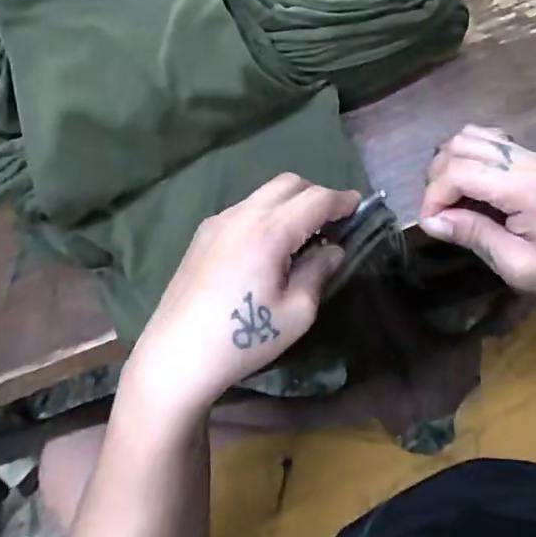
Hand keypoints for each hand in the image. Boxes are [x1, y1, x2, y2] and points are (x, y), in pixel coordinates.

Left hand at [123, 174, 359, 421]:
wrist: (178, 353)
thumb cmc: (244, 337)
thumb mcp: (296, 312)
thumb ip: (318, 272)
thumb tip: (332, 249)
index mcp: (269, 230)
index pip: (315, 199)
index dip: (341, 200)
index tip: (357, 206)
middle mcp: (241, 214)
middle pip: (287, 183)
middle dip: (315, 194)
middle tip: (332, 220)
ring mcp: (217, 222)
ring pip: (262, 194)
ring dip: (288, 203)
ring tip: (301, 235)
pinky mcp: (202, 235)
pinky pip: (242, 209)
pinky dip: (265, 214)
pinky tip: (268, 247)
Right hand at [417, 125, 535, 304]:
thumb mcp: (515, 265)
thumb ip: (472, 235)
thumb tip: (430, 220)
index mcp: (526, 187)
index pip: (459, 172)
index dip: (434, 196)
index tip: (429, 224)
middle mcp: (529, 160)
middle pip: (460, 146)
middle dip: (437, 178)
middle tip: (438, 213)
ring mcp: (533, 155)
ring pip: (470, 136)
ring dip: (449, 164)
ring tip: (450, 198)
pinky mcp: (533, 158)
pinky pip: (488, 140)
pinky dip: (467, 156)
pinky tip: (468, 184)